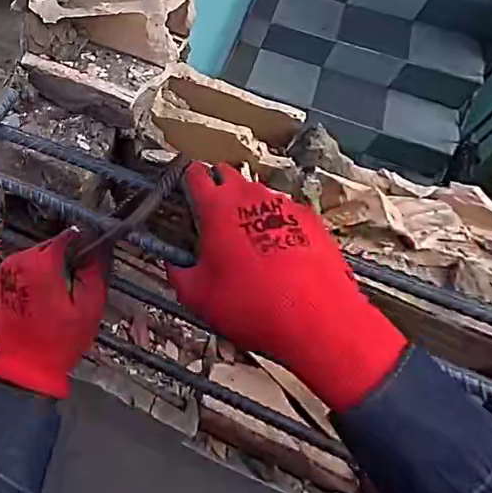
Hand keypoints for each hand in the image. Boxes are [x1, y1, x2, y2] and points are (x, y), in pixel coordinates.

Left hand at [0, 232, 106, 398]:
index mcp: (41, 264)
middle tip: (78, 280)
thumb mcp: (89, 305)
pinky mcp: (2, 280)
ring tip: (62, 292)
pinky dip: (39, 273)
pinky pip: (28, 266)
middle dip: (68, 257)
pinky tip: (47, 295)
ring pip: (41, 254)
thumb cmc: (57, 342)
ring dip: (53, 265)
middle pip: (53, 244)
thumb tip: (100, 247)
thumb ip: (94, 269)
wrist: (26, 367)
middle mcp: (20, 262)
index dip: (84, 243)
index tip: (92, 251)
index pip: (68, 236)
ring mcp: (8, 271)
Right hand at [172, 162, 406, 411]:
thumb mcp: (199, 296)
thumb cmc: (258, 305)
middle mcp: (249, 196)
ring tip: (246, 240)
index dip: (189, 177)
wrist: (317, 318)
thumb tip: (174, 268)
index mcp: (216, 207)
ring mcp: (281, 204)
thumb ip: (178, 273)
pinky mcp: (308, 219)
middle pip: (228, 174)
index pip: (196, 174)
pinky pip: (285, 213)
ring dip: (249, 208)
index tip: (189, 183)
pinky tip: (278, 253)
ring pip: (257, 194)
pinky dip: (278, 225)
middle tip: (213, 209)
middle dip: (219, 186)